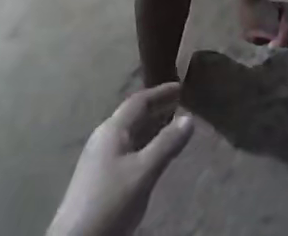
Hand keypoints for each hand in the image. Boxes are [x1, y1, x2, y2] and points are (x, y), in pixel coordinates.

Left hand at [46, 84, 195, 235]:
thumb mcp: (143, 172)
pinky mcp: (98, 177)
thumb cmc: (110, 201)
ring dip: (151, 127)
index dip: (160, 92)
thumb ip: (166, 144)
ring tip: (171, 127)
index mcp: (111, 130)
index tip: (181, 87)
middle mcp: (103, 138)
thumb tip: (189, 118)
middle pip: (133, 116)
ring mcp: (98, 159)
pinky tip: (152, 155)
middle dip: (157, 109)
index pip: (138, 101)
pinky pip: (126, 149)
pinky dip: (143, 144)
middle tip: (180, 105)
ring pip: (129, 134)